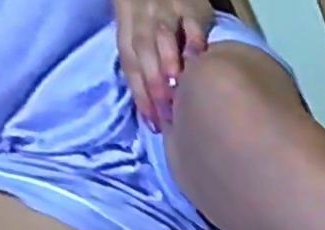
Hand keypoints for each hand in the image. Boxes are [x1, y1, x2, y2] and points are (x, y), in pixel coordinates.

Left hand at [114, 0, 213, 131]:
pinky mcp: (191, 4)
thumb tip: (154, 105)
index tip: (153, 123)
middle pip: (143, 48)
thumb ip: (143, 58)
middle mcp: (142, 13)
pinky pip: (192, 24)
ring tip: (177, 89)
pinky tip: (199, 63)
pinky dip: (194, 42)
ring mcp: (166, 7)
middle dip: (153, 83)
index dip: (139, 92)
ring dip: (168, 62)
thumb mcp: (139, 26)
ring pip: (162, 35)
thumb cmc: (154, 10)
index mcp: (126, 21)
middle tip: (166, 114)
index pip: (128, 59)